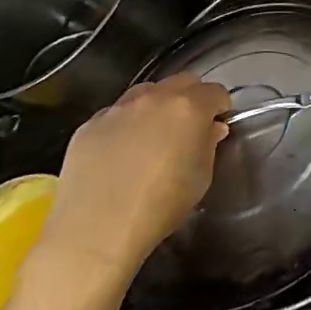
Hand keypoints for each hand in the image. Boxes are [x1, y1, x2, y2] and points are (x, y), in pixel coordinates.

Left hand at [42, 73, 230, 276]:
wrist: (98, 228)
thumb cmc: (160, 205)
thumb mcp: (200, 179)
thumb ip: (208, 145)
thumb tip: (211, 128)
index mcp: (187, 108)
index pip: (214, 91)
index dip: (220, 106)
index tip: (218, 122)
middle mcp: (153, 98)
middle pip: (181, 82)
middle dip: (191, 97)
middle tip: (189, 125)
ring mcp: (118, 108)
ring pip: (145, 92)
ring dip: (156, 105)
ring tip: (152, 136)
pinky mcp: (90, 124)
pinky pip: (115, 114)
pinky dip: (125, 124)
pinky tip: (120, 153)